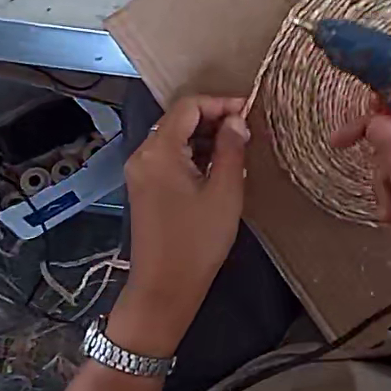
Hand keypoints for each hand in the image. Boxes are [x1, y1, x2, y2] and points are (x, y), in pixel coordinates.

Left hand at [111, 95, 249, 357]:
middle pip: (179, 119)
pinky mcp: (144, 186)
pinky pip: (170, 156)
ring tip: (238, 148)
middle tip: (247, 130)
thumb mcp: (224, 192)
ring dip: (205, 137)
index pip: (189, 106)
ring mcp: (141, 171)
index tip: (250, 110)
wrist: (164, 288)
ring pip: (175, 137)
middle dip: (214, 119)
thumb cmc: (198, 240)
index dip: (220, 103)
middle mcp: (144, 154)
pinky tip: (218, 166)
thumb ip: (231, 149)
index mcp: (160, 151)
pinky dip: (194, 153)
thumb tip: (237, 120)